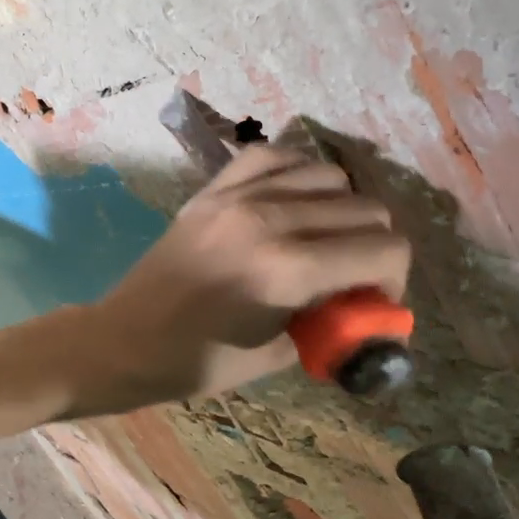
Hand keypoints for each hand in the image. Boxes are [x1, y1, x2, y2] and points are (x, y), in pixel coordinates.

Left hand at [88, 146, 409, 410]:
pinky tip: (293, 202)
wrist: (124, 340)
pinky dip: (295, 173)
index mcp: (288, 268)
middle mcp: (269, 219)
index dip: (393, 281)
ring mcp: (235, 198)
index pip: (385, 250)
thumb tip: (364, 305)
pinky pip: (270, 157)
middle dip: (373, 247)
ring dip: (341, 208)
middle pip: (366, 209)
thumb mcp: (277, 353)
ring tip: (322, 240)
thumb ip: (330, 321)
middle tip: (351, 278)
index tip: (373, 302)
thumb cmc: (197, 362)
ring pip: (328, 175)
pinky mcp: (209, 191)